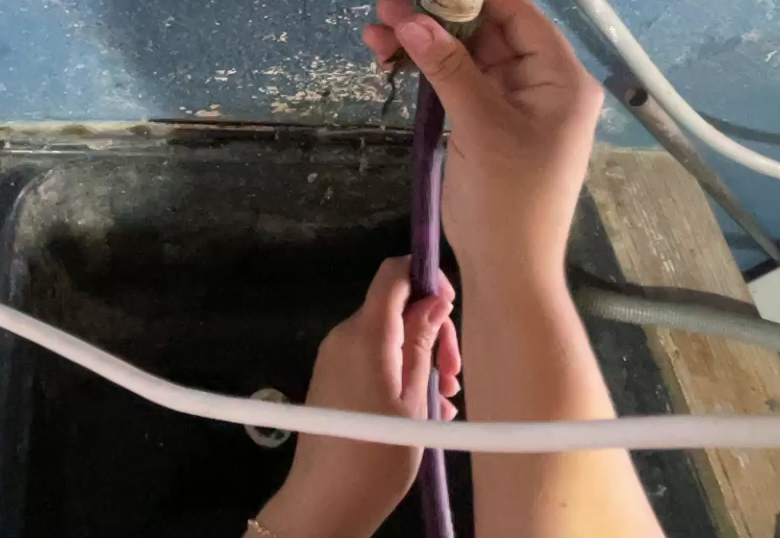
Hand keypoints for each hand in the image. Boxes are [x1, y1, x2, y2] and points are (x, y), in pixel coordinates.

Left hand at [256, 257, 461, 537]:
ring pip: (387, 334)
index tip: (452, 304)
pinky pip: (373, 355)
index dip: (425, 276)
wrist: (324, 505)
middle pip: (394, 307)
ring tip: (447, 399)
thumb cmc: (376, 457)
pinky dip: (400, 370)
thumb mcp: (415, 403)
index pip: (392, 274)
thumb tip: (435, 300)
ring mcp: (336, 354)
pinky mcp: (333, 375)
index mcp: (366, 333)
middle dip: (431, 329)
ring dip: (420, 356)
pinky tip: (426, 408)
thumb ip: (423, 345)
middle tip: (455, 373)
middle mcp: (346, 334)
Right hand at [362, 0, 602, 286]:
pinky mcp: (486, 120)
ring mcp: (512, 102)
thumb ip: (448, 66)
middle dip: (435, 22)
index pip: (518, 15)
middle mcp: (540, 82)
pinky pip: (456, 82)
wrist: (505, 268)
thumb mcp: (480, 124)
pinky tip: (390, 60)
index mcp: (560, 77)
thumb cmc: (507, 197)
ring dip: (422, 45)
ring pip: (464, 56)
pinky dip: (426, 71)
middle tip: (384, 10)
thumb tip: (411, 17)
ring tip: (374, 36)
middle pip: (486, 33)